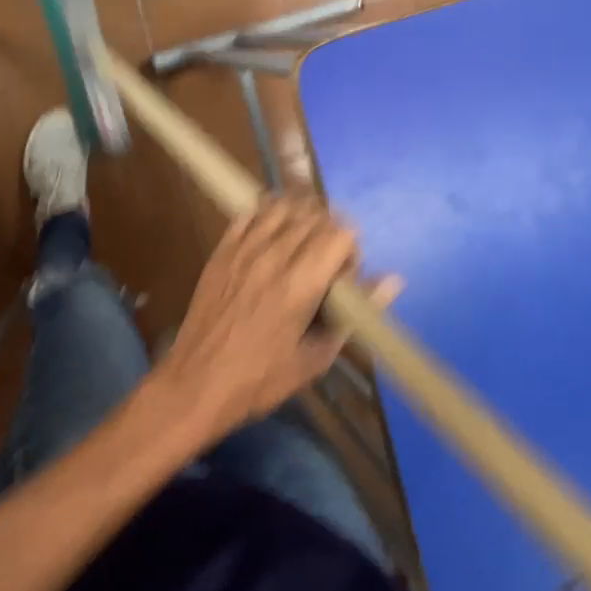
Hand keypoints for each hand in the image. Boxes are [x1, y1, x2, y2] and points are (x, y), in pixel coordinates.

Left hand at [152, 197, 401, 438]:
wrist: (196, 384)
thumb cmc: (260, 381)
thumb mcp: (315, 357)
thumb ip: (354, 314)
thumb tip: (394, 280)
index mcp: (300, 283)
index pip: (341, 231)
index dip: (351, 250)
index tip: (344, 277)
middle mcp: (273, 255)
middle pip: (315, 214)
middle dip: (329, 233)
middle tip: (325, 265)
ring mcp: (243, 248)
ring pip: (283, 205)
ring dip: (300, 219)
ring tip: (300, 247)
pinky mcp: (221, 250)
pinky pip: (250, 212)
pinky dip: (267, 216)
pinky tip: (270, 239)